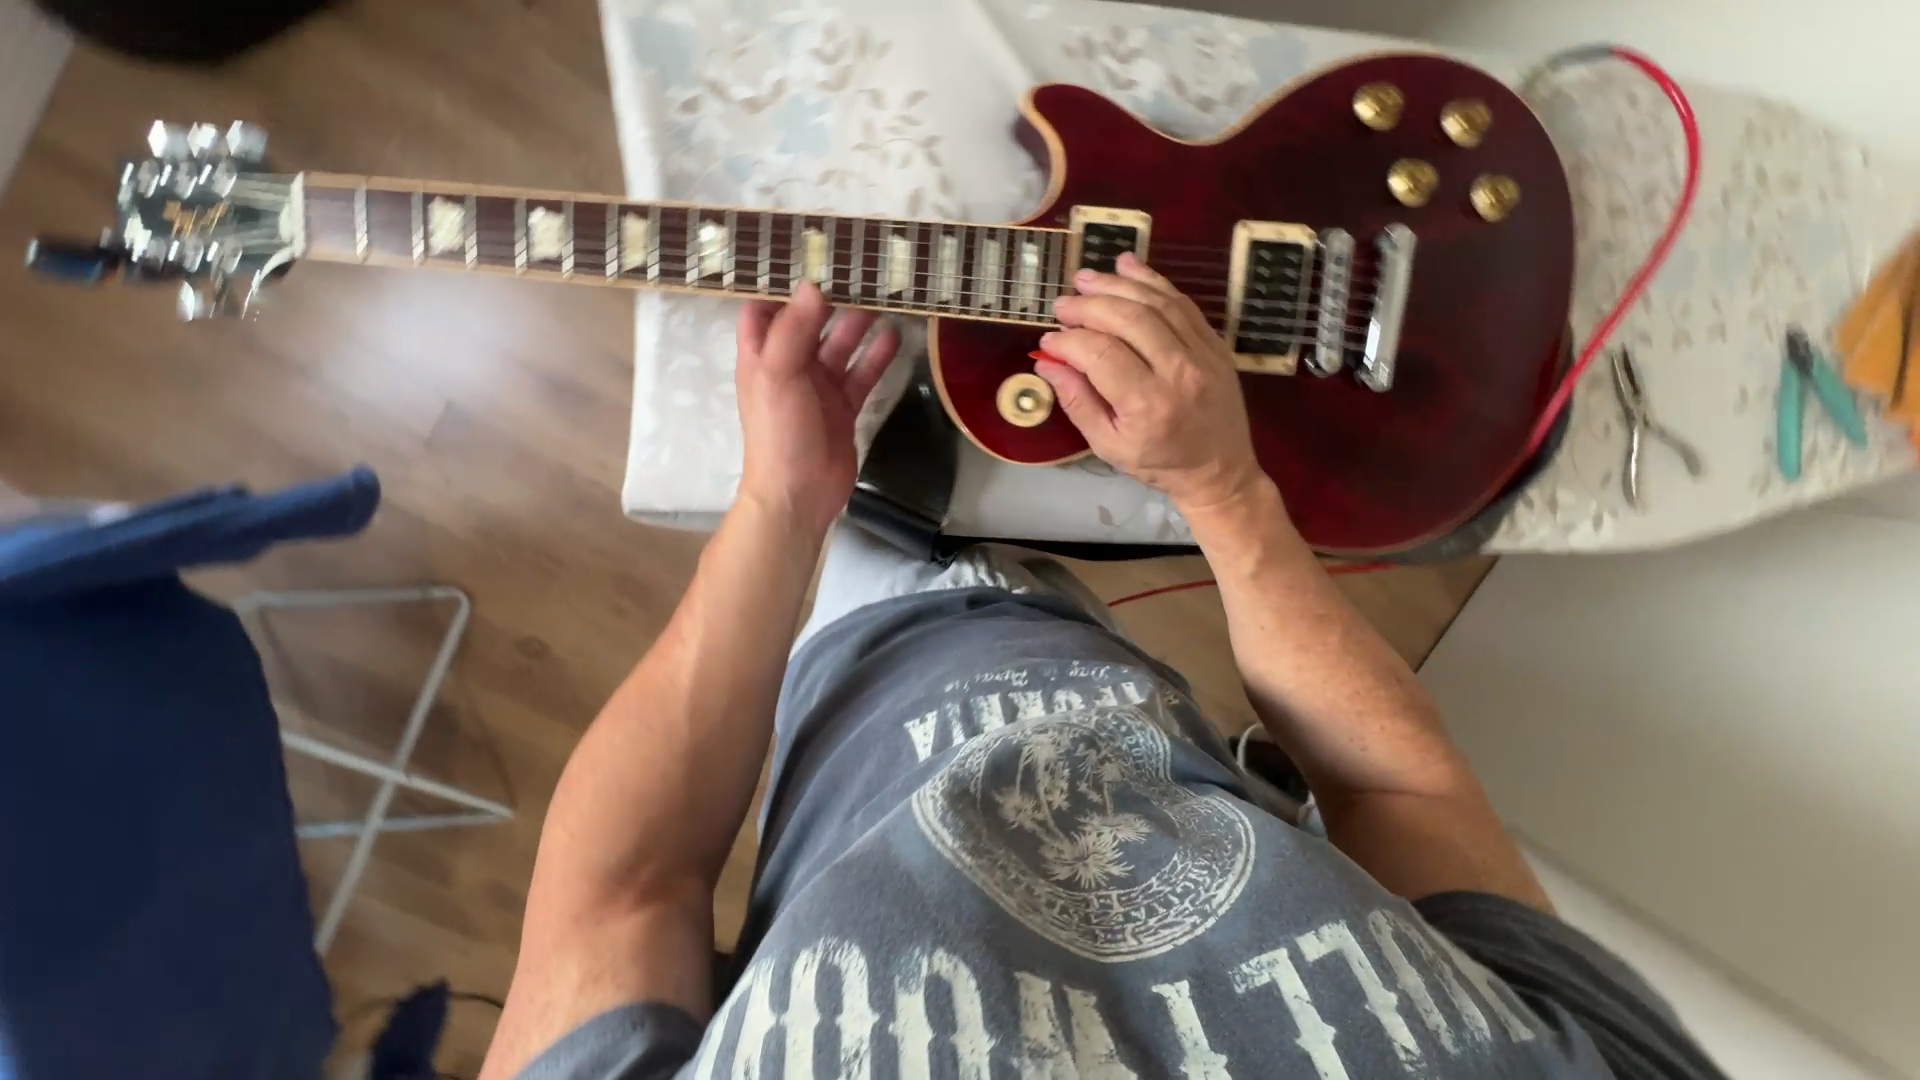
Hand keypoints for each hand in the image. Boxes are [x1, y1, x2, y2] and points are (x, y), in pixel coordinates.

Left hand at [735, 280, 900, 535]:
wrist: (800, 493)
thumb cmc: (779, 433)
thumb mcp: (778, 374)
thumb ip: (794, 329)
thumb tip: (813, 284)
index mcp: (761, 356)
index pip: (763, 309)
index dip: (780, 284)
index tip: (807, 255)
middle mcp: (788, 367)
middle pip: (809, 323)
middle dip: (831, 298)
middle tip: (861, 269)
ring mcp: (818, 388)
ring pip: (840, 346)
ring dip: (859, 324)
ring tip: (885, 297)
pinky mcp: (844, 407)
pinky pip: (862, 375)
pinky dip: (877, 357)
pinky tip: (896, 336)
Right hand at [1035, 252, 1267, 514]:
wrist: (1219, 469)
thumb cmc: (1158, 463)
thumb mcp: (1108, 445)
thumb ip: (1077, 402)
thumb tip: (1046, 362)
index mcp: (1148, 405)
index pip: (1100, 355)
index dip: (1068, 341)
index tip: (1048, 341)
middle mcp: (1178, 373)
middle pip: (1128, 320)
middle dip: (1089, 306)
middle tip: (1062, 304)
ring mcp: (1202, 354)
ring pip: (1155, 303)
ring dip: (1117, 285)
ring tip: (1085, 278)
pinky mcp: (1215, 343)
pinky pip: (1181, 302)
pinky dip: (1152, 281)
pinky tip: (1126, 266)